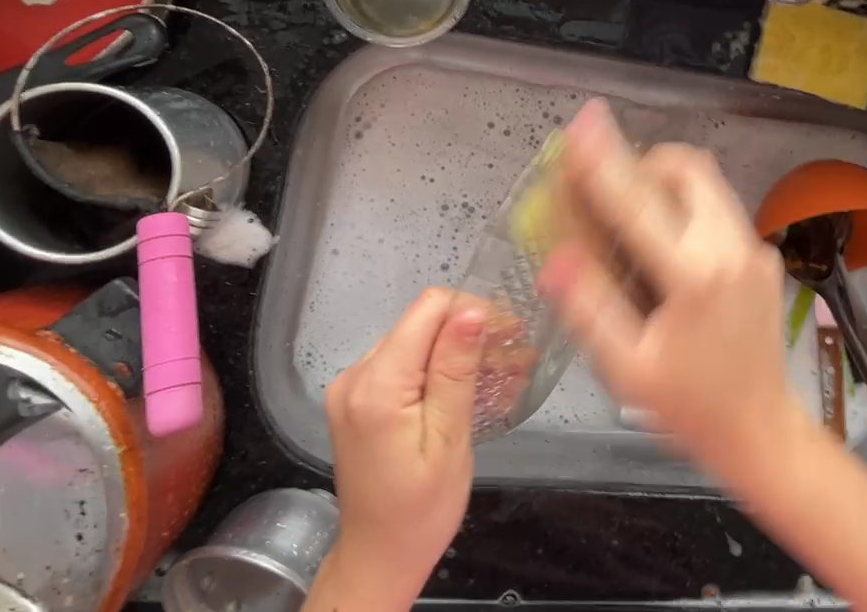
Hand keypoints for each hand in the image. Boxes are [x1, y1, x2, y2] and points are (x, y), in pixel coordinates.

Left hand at [309, 288, 484, 611]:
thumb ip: (456, 370)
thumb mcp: (450, 439)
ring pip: (415, 339)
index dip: (472, 311)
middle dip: (470, 333)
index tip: (508, 335)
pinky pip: (402, 362)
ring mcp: (351, 385)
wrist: (379, 557)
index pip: (428, 308)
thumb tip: (473, 310)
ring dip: (457, 350)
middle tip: (515, 358)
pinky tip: (467, 387)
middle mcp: (355, 374)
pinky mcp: (356, 396)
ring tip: (501, 373)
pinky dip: (437, 368)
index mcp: (377, 384)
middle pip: (422, 322)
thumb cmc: (422, 509)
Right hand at [538, 98, 801, 480]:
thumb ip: (591, 309)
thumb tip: (555, 257)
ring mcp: (753, 249)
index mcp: (695, 276)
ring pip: (709, 183)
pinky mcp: (761, 256)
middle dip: (646, 162)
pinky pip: (720, 209)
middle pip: (690, 169)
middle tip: (611, 182)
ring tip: (631, 208)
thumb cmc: (689, 408)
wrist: (762, 431)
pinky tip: (665, 241)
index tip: (585, 121)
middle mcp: (731, 249)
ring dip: (667, 181)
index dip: (605, 159)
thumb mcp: (628, 369)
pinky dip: (686, 205)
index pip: (639, 202)